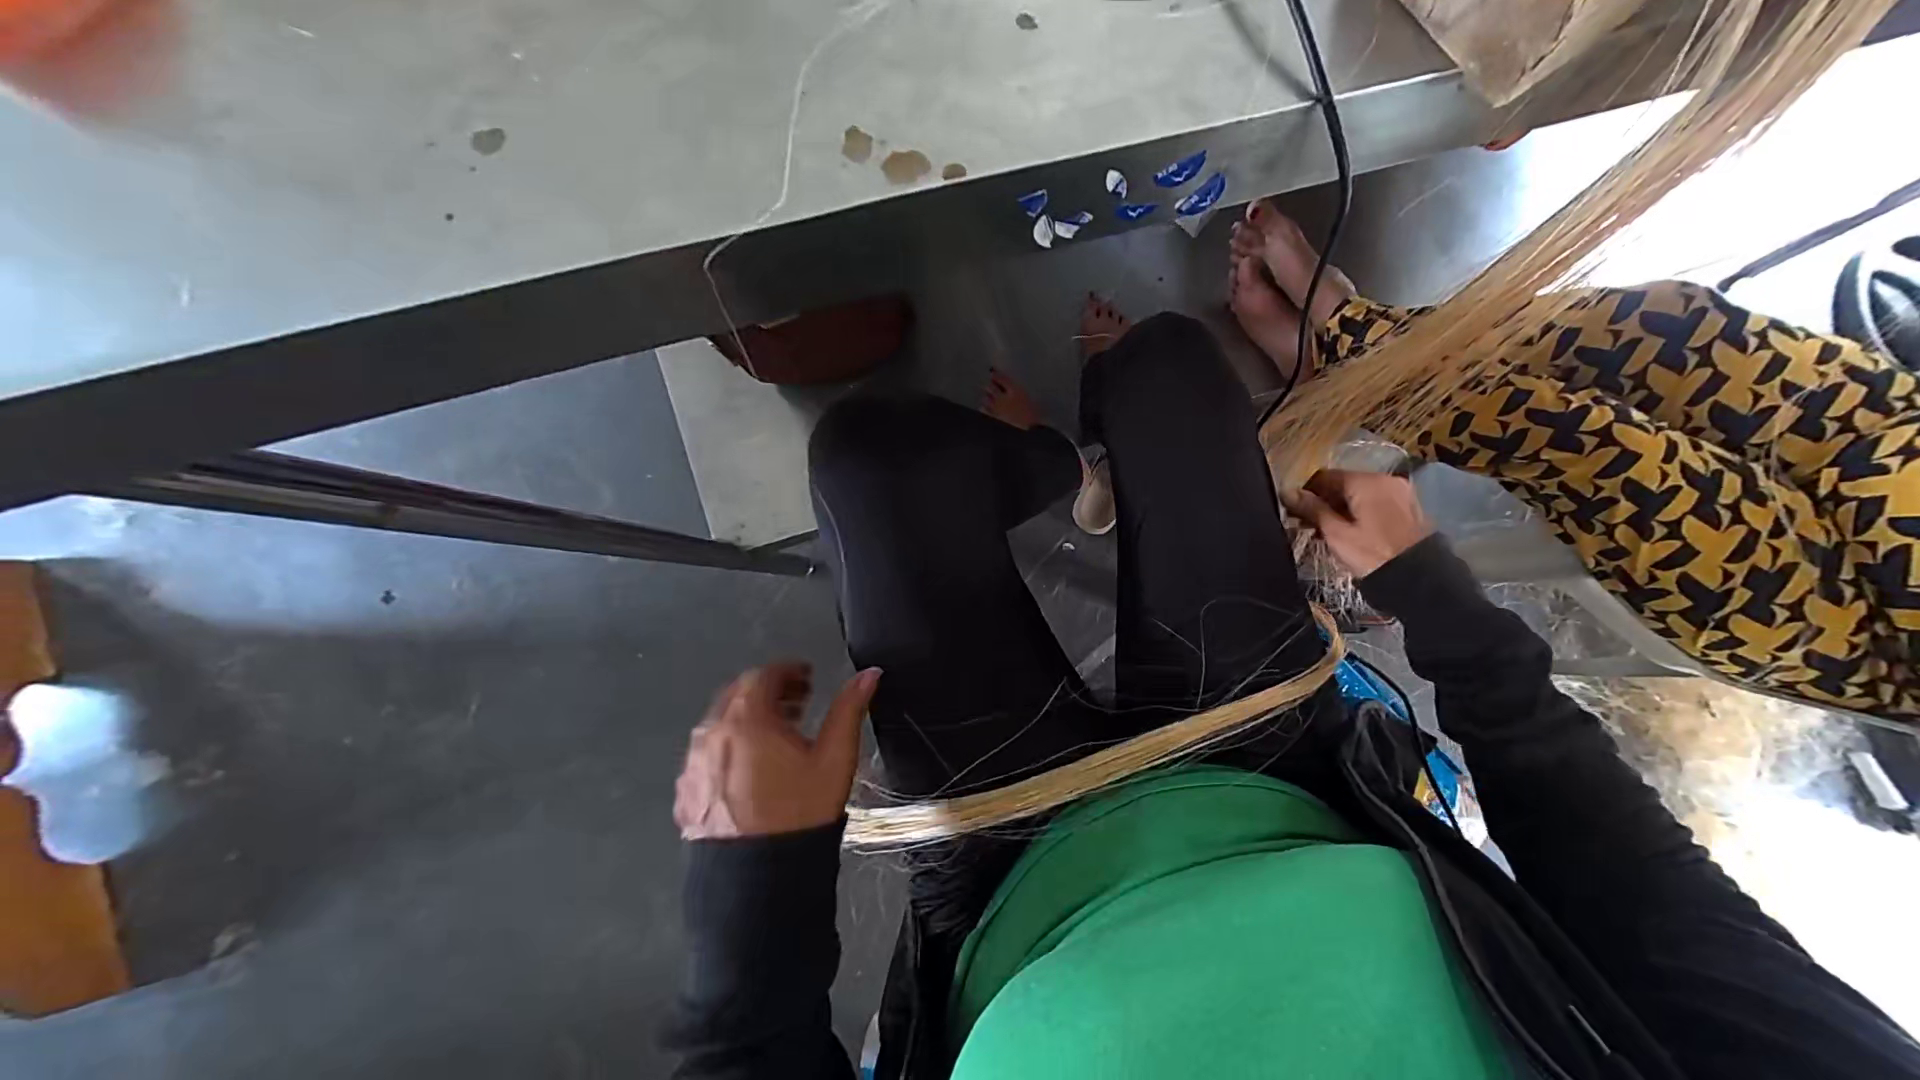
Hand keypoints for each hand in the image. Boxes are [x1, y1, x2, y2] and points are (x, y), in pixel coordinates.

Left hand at [673, 663, 881, 840]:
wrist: (759, 880)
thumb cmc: (800, 812)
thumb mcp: (835, 758)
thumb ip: (850, 708)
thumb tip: (869, 674)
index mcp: (746, 720)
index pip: (762, 676)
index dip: (788, 671)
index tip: (807, 678)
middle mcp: (711, 736)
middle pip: (737, 696)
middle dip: (768, 692)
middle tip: (798, 704)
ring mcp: (693, 765)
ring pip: (719, 725)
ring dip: (748, 720)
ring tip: (778, 738)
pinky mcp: (686, 793)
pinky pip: (707, 756)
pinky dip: (729, 748)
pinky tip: (752, 771)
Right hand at [1281, 469, 1434, 578]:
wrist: (1421, 577)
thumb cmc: (1372, 555)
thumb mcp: (1336, 533)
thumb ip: (1312, 509)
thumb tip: (1287, 492)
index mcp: (1366, 482)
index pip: (1324, 476)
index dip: (1305, 493)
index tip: (1295, 513)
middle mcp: (1386, 479)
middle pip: (1343, 483)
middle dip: (1323, 501)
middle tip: (1308, 524)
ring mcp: (1400, 492)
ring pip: (1359, 493)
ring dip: (1340, 508)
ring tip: (1328, 531)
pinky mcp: (1409, 506)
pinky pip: (1375, 501)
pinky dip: (1359, 511)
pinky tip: (1350, 531)